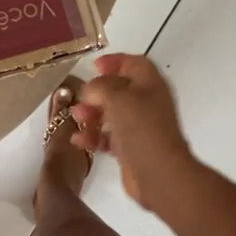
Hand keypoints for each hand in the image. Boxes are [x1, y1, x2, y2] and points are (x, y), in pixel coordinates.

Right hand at [71, 54, 201, 210]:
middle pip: (119, 90)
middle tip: (81, 97)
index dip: (116, 61)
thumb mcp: (118, 97)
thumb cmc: (141, 128)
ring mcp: (139, 128)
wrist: (159, 174)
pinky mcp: (130, 149)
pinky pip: (108, 137)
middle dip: (97, 92)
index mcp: (150, 85)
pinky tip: (78, 140)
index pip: (135, 63)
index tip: (94, 66)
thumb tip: (89, 90)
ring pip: (111, 114)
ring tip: (76, 118)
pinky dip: (93, 136)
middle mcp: (147, 104)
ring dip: (91, 113)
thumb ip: (99, 87)